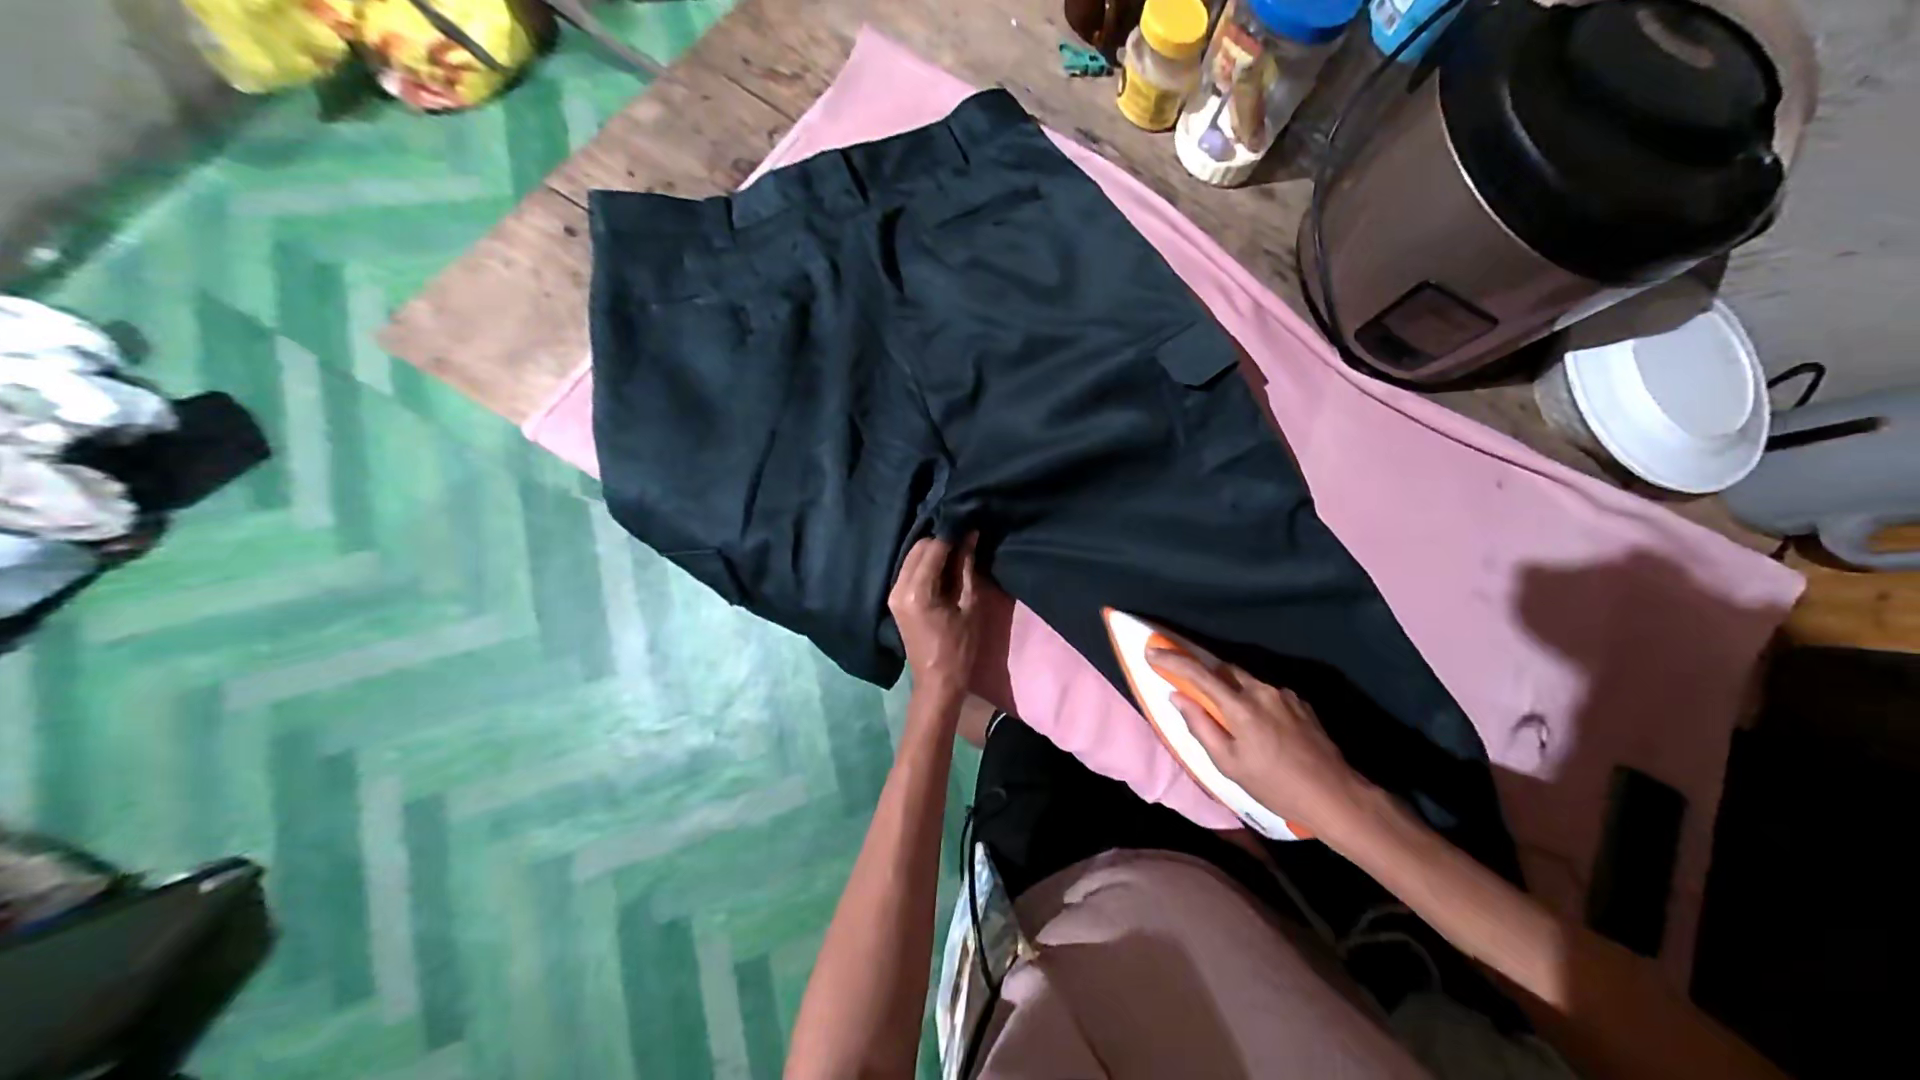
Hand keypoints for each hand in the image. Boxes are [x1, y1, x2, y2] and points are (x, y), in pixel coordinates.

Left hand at [888, 534, 985, 699]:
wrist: (937, 682)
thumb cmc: (959, 649)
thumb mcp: (969, 606)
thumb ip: (967, 568)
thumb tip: (970, 534)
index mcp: (916, 591)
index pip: (933, 547)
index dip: (952, 534)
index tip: (969, 524)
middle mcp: (897, 587)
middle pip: (918, 547)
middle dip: (941, 539)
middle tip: (965, 537)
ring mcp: (893, 593)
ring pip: (912, 556)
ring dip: (933, 550)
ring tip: (958, 550)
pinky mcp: (895, 599)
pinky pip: (909, 569)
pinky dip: (926, 563)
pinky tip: (945, 565)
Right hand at [1146, 649, 1368, 838]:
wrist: (1335, 794)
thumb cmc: (1275, 785)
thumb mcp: (1229, 764)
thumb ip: (1201, 726)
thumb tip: (1178, 697)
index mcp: (1240, 706)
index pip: (1199, 674)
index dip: (1173, 661)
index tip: (1151, 653)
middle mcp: (1261, 691)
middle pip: (1224, 670)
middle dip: (1204, 673)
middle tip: (1191, 685)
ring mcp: (1284, 694)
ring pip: (1246, 680)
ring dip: (1230, 687)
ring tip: (1228, 712)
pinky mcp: (1300, 702)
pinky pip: (1266, 692)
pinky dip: (1252, 698)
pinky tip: (1258, 723)